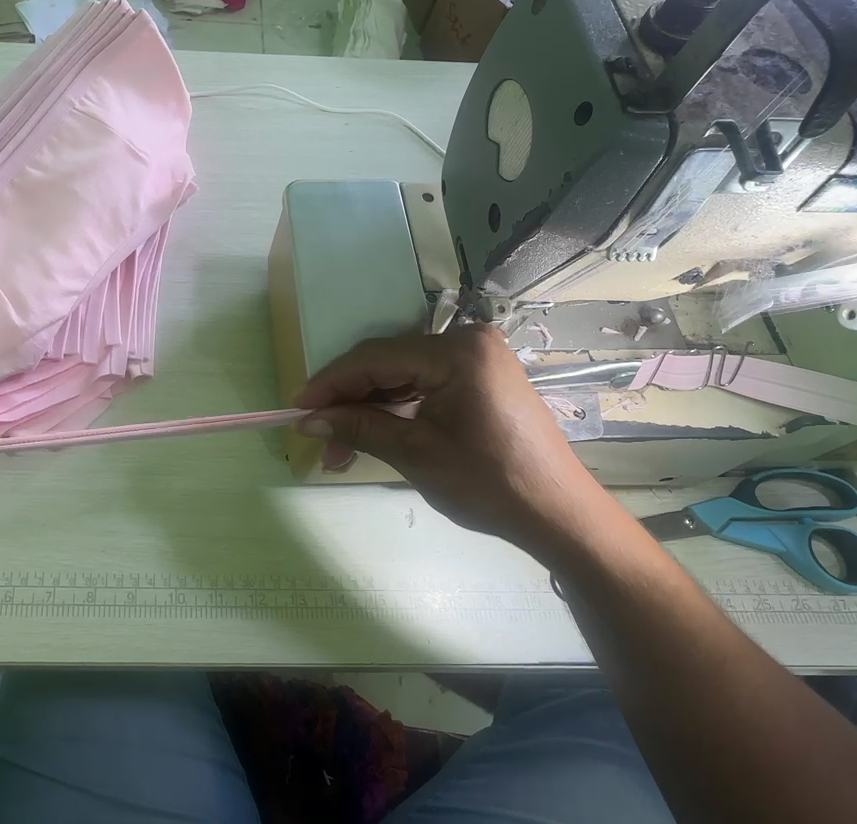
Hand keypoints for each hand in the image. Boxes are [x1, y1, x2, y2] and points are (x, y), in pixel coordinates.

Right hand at [293, 326, 617, 559]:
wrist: (559, 515)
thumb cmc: (490, 483)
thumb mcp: (416, 454)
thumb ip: (359, 427)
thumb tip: (309, 420)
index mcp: (457, 350)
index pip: (375, 357)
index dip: (331, 383)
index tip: (297, 408)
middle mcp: (467, 340)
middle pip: (388, 363)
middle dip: (348, 400)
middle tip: (316, 434)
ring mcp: (477, 358)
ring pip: (403, 375)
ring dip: (369, 409)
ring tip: (339, 448)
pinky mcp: (481, 378)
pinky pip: (425, 384)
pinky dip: (396, 409)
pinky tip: (372, 434)